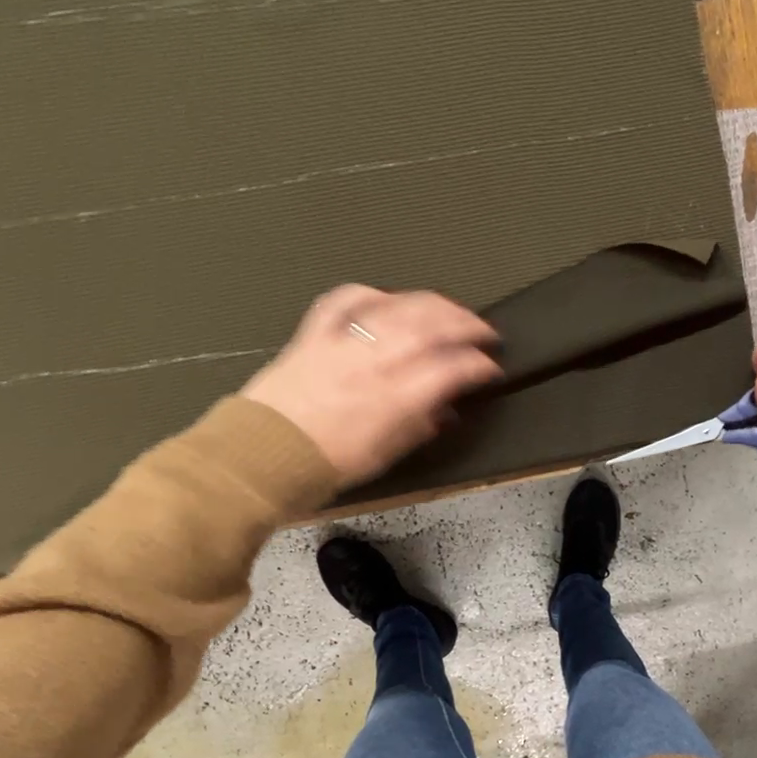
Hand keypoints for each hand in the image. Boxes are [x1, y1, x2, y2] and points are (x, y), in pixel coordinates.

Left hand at [242, 285, 500, 485]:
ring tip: (451, 310)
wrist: (265, 455)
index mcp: (394, 400)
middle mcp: (373, 365)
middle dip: (466, 324)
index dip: (479, 365)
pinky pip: (347, 300)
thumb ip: (422, 426)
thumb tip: (446, 410)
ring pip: (398, 308)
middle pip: (430, 328)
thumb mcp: (388, 454)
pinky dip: (373, 294)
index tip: (491, 368)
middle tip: (484, 331)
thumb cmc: (328, 463)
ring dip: (432, 304)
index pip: (450, 370)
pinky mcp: (316, 333)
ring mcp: (344, 344)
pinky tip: (389, 299)